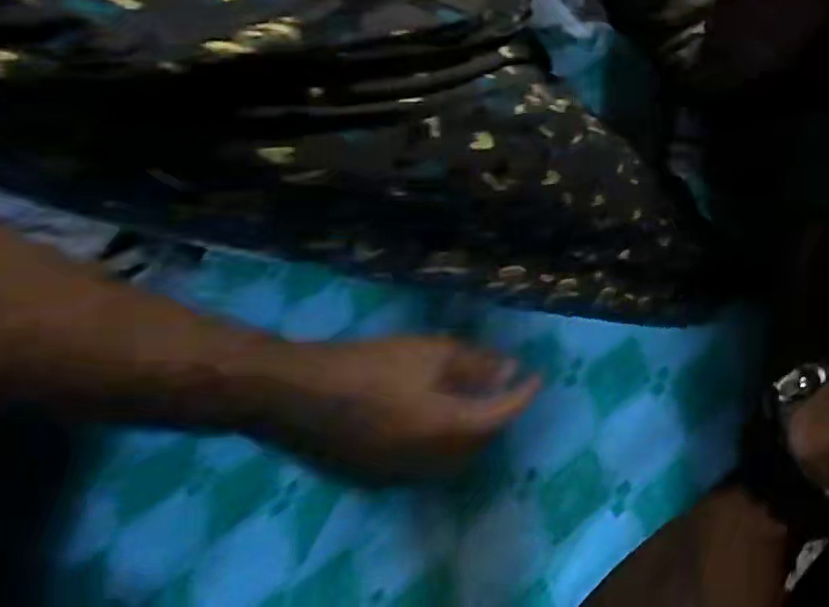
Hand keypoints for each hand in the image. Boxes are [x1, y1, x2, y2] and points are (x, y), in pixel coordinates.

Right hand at [251, 335, 540, 480]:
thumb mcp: (434, 352)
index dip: (522, 396)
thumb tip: (510, 371)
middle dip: (498, 419)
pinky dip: (442, 446)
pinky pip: (420, 467)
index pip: (498, 417)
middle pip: (477, 447)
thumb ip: (477, 365)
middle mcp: (422, 462)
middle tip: (508, 390)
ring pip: (449, 463)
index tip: (538, 376)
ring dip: (471, 436)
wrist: (290, 393)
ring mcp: (391, 475)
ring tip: (479, 402)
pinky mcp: (367, 476)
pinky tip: (440, 419)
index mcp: (443, 430)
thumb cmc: (370, 365)